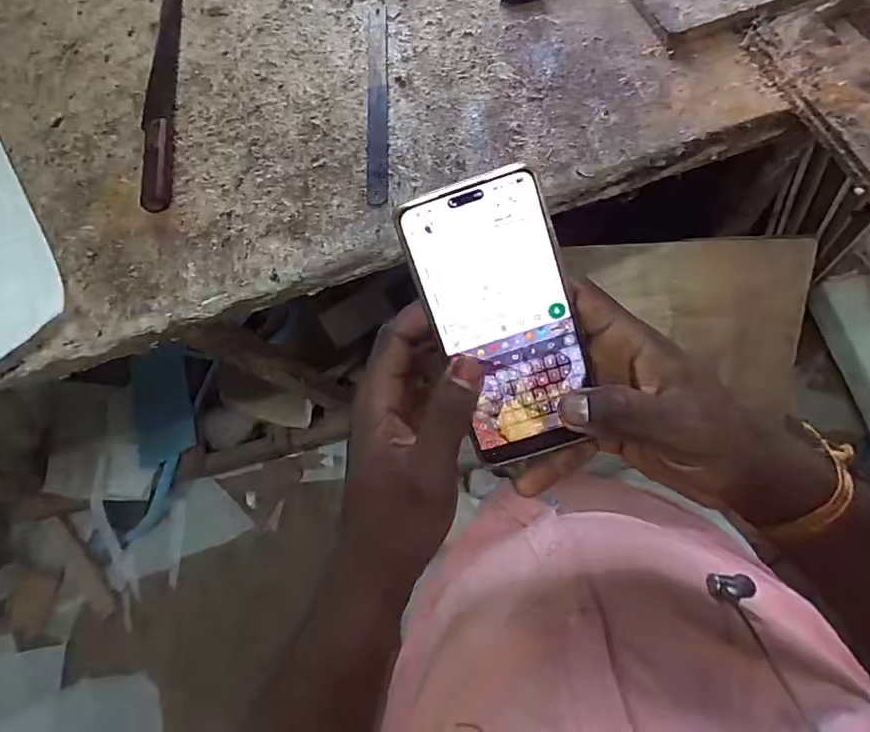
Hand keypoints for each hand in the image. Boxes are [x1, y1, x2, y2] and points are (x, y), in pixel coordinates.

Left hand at [339, 301, 482, 581]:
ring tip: (492, 339)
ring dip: (450, 355)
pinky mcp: (410, 434)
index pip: (394, 338)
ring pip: (422, 371)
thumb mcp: (428, 465)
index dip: (421, 313)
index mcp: (376, 399)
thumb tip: (471, 358)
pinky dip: (454, 383)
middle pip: (409, 349)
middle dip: (442, 329)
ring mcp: (397, 417)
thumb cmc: (397, 520)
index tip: (460, 298)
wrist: (377, 571)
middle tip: (487, 315)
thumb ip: (448, 412)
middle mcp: (383, 400)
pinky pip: (432, 395)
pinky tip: (486, 382)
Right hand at [517, 279, 835, 525]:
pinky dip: (552, 455)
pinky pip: (571, 436)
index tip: (501, 292)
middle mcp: (610, 361)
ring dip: (528, 409)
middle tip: (472, 361)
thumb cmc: (717, 433)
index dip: (546, 289)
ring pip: (557, 394)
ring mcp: (607, 396)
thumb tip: (561, 404)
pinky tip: (528, 481)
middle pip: (558, 346)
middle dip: (519, 353)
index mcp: (629, 342)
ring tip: (487, 428)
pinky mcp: (607, 429)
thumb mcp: (673, 420)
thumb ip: (620, 410)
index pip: (583, 301)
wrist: (745, 477)